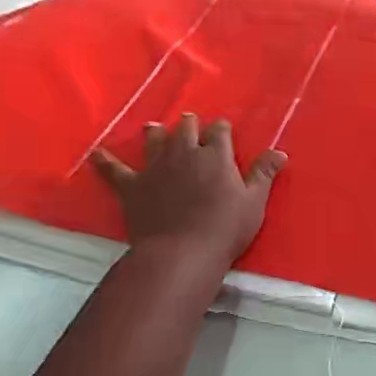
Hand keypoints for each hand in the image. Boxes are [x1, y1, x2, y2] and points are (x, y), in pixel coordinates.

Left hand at [91, 115, 286, 268]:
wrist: (182, 252)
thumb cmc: (225, 229)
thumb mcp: (254, 202)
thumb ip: (264, 174)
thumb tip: (279, 151)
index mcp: (215, 155)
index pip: (219, 131)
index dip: (221, 129)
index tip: (222, 130)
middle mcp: (184, 153)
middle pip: (185, 129)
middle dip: (189, 124)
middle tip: (189, 123)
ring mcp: (155, 167)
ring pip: (154, 140)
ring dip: (155, 133)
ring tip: (154, 127)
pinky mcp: (132, 186)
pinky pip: (114, 169)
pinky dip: (104, 161)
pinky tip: (96, 154)